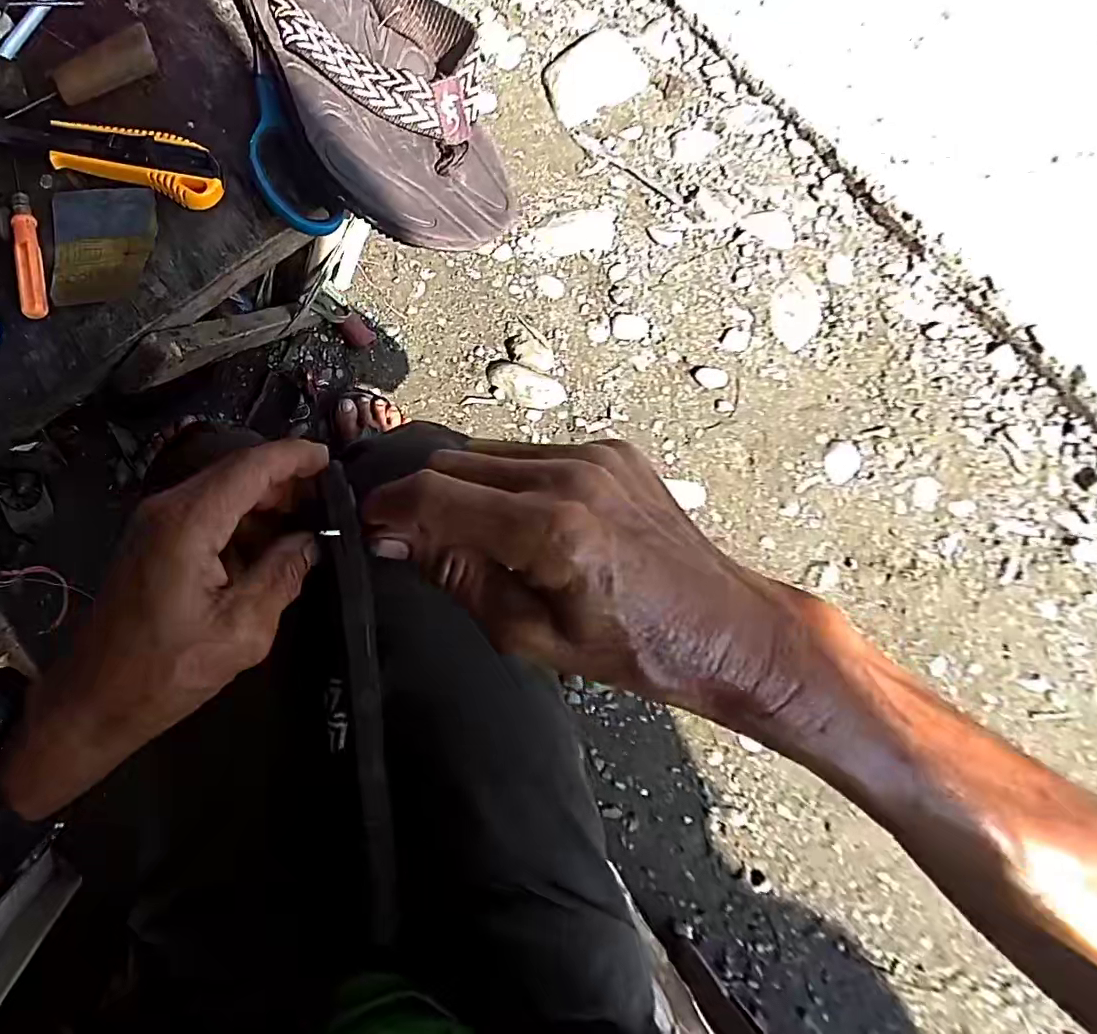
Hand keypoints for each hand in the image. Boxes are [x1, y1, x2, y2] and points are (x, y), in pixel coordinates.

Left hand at [2, 439, 328, 818]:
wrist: (96, 697)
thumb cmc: (165, 672)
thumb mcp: (240, 631)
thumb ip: (281, 576)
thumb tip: (311, 543)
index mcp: (186, 523)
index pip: (249, 466)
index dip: (293, 456)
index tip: (329, 460)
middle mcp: (165, 509)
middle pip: (234, 474)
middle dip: (282, 484)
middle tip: (323, 509)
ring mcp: (152, 523)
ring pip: (219, 493)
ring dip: (260, 507)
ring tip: (300, 534)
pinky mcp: (149, 541)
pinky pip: (202, 516)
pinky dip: (236, 525)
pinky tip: (262, 553)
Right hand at [361, 439, 836, 740]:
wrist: (728, 628)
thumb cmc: (634, 647)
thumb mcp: (524, 634)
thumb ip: (452, 575)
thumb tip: (393, 539)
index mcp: (551, 531)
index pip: (434, 496)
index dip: (387, 507)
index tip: (368, 523)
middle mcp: (569, 478)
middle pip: (449, 464)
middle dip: (419, 500)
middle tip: (412, 538)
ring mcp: (591, 457)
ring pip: (478, 453)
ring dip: (457, 490)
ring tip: (471, 534)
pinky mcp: (606, 450)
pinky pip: (518, 453)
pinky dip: (496, 481)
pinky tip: (513, 518)